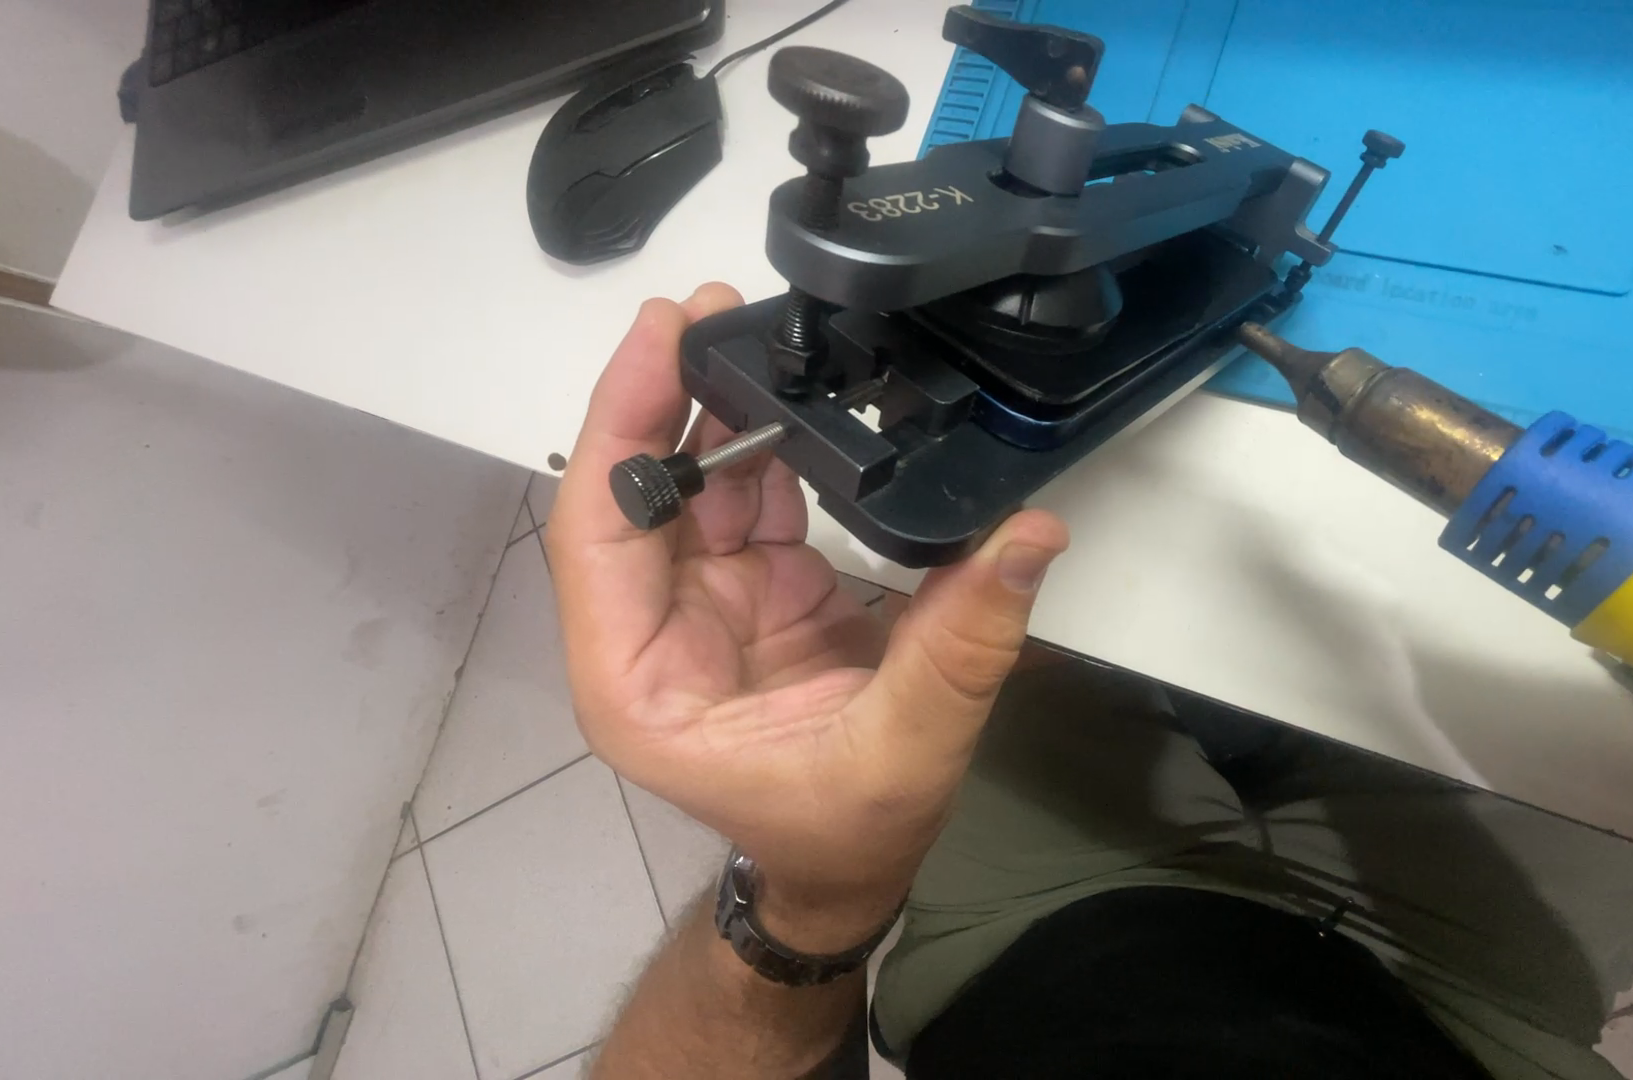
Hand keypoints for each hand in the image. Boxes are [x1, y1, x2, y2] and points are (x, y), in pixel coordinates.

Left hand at [546, 284, 1068, 951]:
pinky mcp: (756, 591)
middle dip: (670, 397)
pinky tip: (805, 407)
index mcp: (643, 679)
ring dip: (725, 415)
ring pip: (696, 487)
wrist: (851, 860)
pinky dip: (776, 451)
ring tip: (768, 339)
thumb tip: (1031, 533)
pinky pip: (752, 504)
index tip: (660, 336)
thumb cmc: (847, 828)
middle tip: (716, 309)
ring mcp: (707, 605)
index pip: (600, 535)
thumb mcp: (905, 747)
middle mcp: (655, 631)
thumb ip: (961, 642)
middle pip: (641, 493)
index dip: (621, 428)